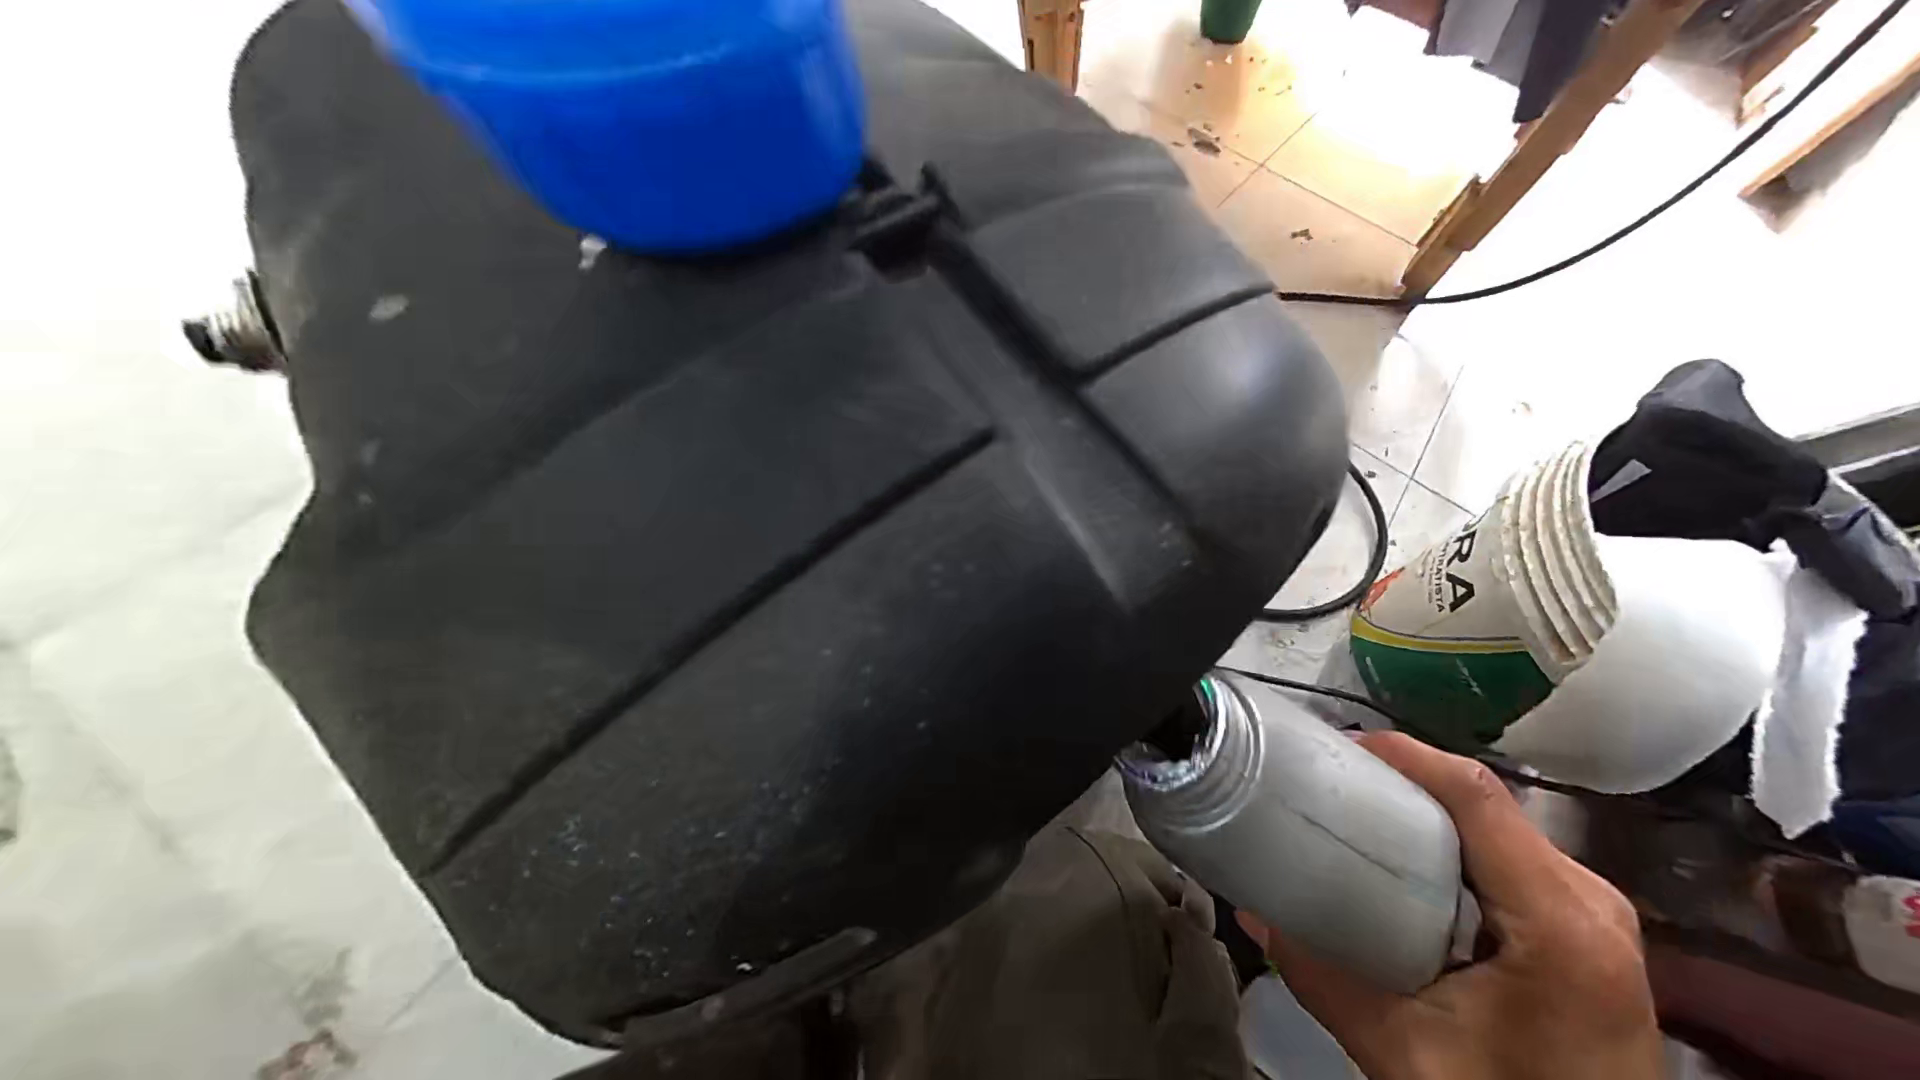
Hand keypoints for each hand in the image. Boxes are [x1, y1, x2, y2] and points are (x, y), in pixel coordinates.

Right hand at [1236, 732, 1661, 1079]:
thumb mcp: (1406, 1050)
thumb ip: (1322, 977)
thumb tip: (1253, 911)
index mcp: (1559, 923)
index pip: (1477, 797)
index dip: (1405, 754)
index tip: (1337, 747)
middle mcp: (1586, 898)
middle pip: (1480, 800)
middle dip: (1399, 776)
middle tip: (1328, 779)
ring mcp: (1590, 906)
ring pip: (1491, 818)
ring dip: (1420, 802)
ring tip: (1353, 806)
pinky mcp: (1580, 919)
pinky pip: (1503, 846)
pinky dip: (1445, 832)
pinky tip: (1400, 849)